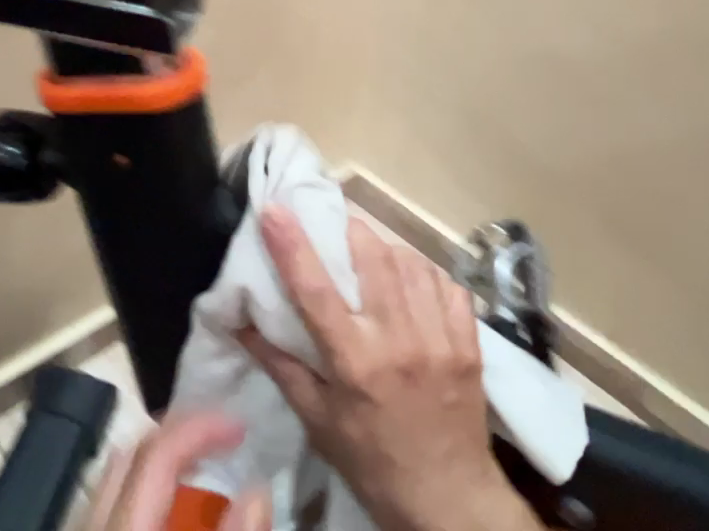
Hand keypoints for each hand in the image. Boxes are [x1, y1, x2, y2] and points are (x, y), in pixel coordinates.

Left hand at [83, 411, 271, 530]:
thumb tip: (257, 491)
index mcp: (122, 527)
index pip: (156, 453)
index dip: (199, 428)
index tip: (241, 426)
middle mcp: (92, 521)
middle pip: (130, 453)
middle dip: (178, 434)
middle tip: (224, 439)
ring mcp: (85, 528)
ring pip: (116, 476)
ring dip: (160, 460)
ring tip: (203, 468)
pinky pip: (110, 502)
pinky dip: (143, 489)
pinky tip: (173, 507)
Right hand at [238, 209, 541, 530]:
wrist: (447, 499)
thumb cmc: (370, 459)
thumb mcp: (316, 418)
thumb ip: (280, 363)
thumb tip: (240, 321)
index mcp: (354, 363)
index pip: (315, 290)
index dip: (291, 244)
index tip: (274, 208)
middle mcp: (399, 342)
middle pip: (374, 258)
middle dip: (352, 230)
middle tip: (338, 223)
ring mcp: (440, 339)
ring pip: (413, 264)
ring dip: (388, 249)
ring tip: (374, 252)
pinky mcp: (469, 344)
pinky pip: (448, 285)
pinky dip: (427, 273)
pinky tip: (414, 281)